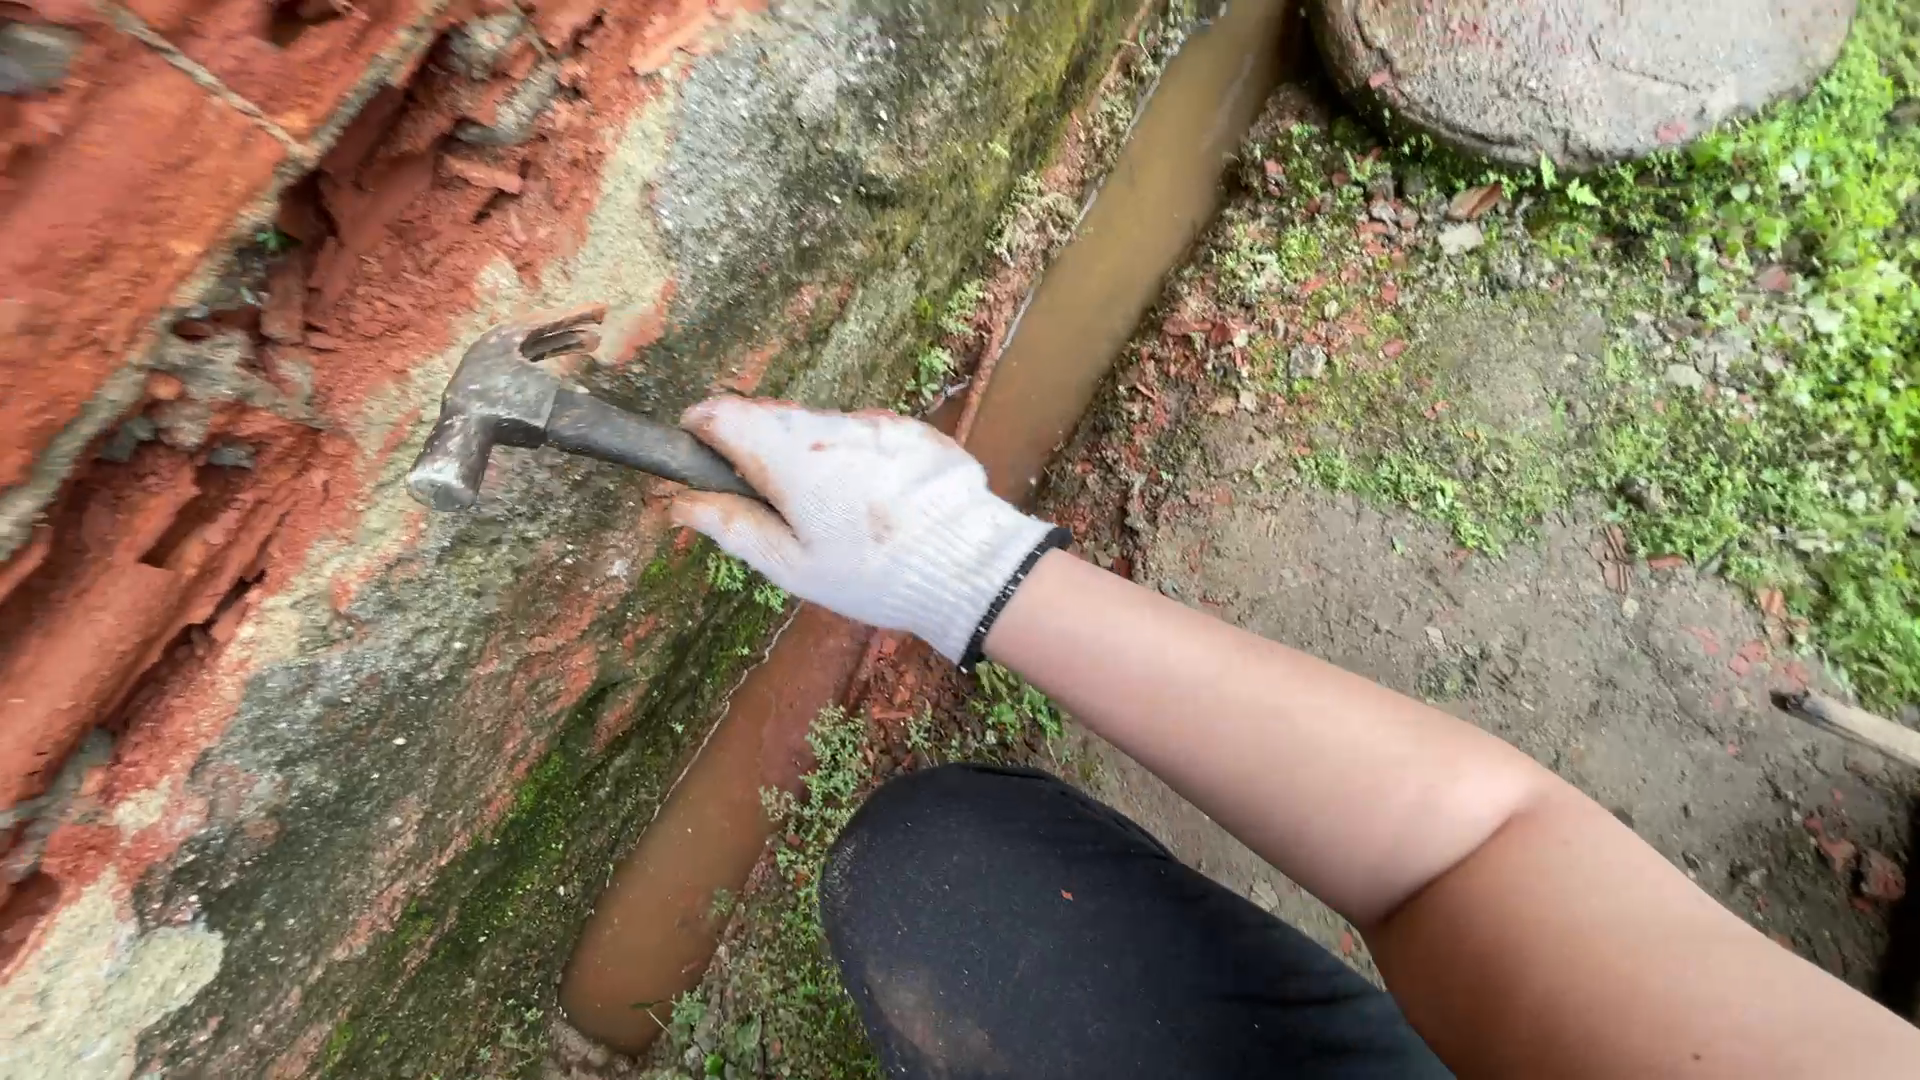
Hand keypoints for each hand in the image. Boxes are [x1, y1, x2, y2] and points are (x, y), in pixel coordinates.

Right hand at [671, 397, 1061, 661]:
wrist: (968, 568)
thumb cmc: (872, 576)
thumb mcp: (793, 566)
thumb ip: (732, 526)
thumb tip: (678, 502)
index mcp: (791, 457)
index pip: (722, 413)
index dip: (700, 428)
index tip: (698, 452)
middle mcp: (831, 425)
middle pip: (771, 418)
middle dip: (758, 449)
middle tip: (775, 501)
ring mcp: (876, 422)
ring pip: (820, 425)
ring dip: (811, 454)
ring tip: (836, 509)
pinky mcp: (911, 428)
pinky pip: (865, 433)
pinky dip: (856, 456)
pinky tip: (876, 498)